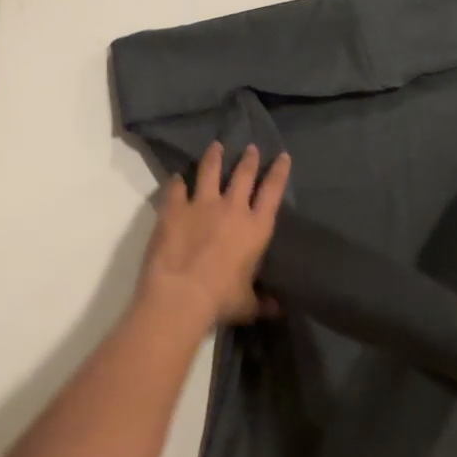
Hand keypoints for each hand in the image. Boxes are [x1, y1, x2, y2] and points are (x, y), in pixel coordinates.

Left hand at [140, 142, 290, 324]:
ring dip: (214, 158)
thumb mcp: (247, 304)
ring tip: (216, 146)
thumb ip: (262, 302)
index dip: (279, 171)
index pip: (273, 191)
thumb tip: (277, 310)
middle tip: (250, 147)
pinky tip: (177, 177)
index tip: (282, 155)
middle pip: (244, 174)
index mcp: (257, 227)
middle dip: (249, 159)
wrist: (180, 296)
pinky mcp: (174, 210)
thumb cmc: (221, 300)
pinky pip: (176, 189)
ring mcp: (202, 205)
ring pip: (210, 172)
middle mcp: (233, 208)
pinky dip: (177, 182)